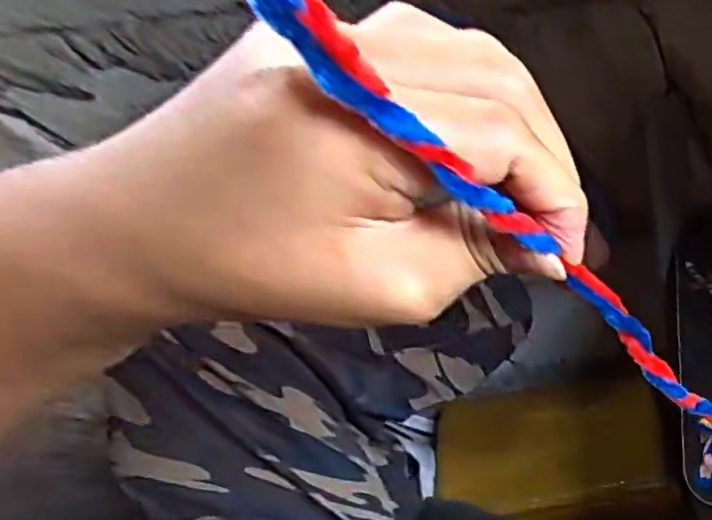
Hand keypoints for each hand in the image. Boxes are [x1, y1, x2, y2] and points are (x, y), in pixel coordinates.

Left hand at [61, 3, 585, 329]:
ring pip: (480, 58)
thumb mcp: (395, 284)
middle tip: (555, 231)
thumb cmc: (265, 268)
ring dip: (528, 130)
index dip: (559, 200)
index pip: (505, 135)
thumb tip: (551, 251)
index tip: (570, 258)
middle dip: (552, 166)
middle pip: (504, 82)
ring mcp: (338, 43)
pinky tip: (488, 152)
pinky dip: (487, 103)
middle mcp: (349, 58)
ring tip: (530, 195)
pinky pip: (439, 51)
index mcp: (354, 117)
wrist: (142, 226)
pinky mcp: (334, 49)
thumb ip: (483, 255)